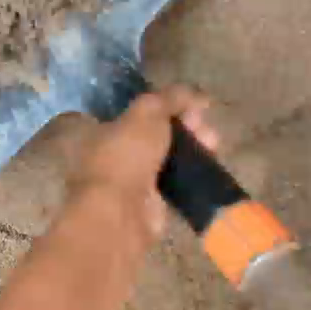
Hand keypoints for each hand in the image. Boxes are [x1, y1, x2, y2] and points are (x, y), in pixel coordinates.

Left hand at [65, 87, 220, 242]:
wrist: (121, 214)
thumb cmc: (125, 156)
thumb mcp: (147, 112)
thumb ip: (170, 97)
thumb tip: (197, 96)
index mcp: (98, 132)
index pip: (136, 111)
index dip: (165, 104)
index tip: (189, 104)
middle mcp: (111, 156)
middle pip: (155, 133)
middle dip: (185, 124)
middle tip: (203, 125)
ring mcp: (130, 181)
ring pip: (167, 156)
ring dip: (192, 146)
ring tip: (213, 144)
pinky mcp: (149, 203)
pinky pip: (175, 180)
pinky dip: (191, 172)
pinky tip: (209, 163)